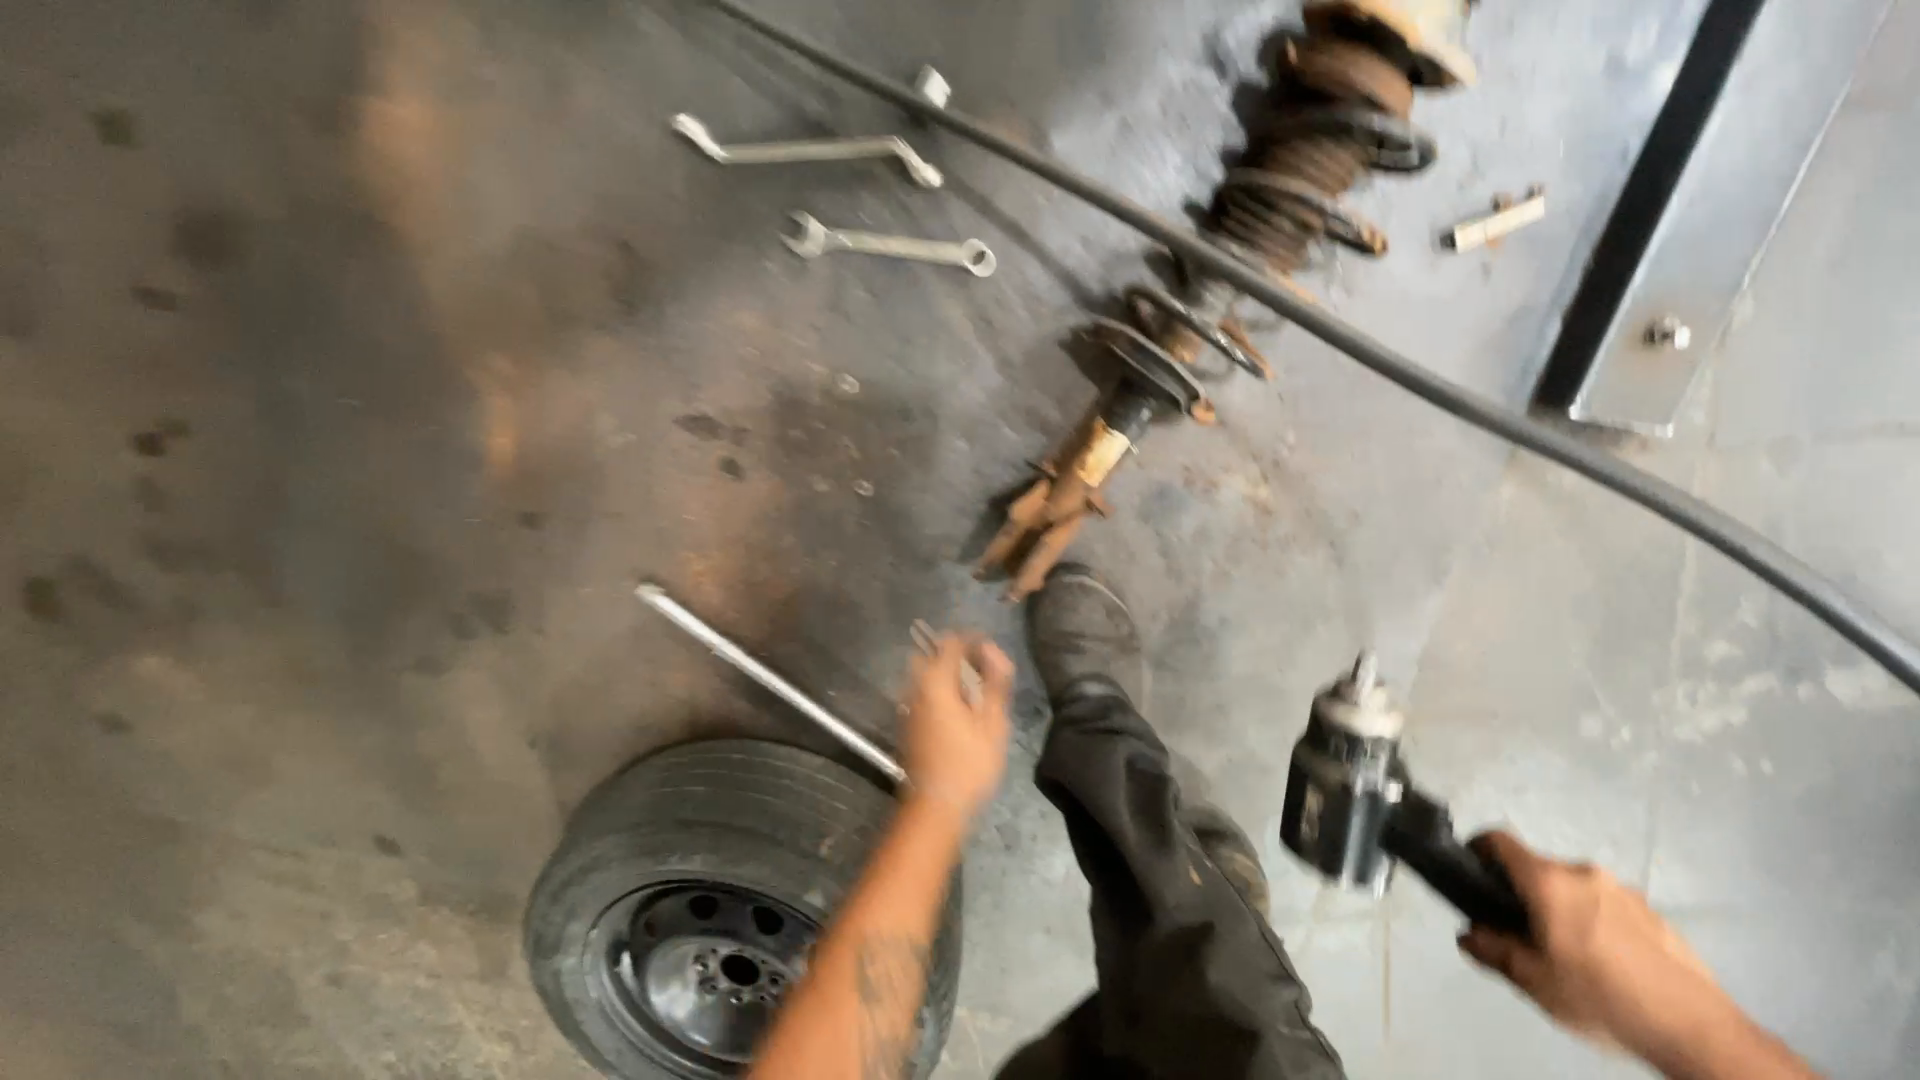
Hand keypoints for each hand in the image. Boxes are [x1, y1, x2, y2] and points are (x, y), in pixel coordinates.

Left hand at [901, 635, 1012, 821]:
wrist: (935, 806)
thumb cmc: (969, 764)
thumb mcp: (993, 723)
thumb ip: (995, 682)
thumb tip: (994, 651)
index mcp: (936, 681)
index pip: (951, 641)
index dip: (974, 641)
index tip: (993, 654)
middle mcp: (915, 687)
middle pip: (933, 655)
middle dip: (957, 655)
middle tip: (982, 672)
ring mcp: (907, 705)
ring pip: (925, 674)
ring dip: (947, 674)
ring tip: (974, 693)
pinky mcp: (907, 722)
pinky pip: (922, 693)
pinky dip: (938, 691)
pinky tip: (958, 712)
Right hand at [1460, 832, 1737, 1061]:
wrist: (1697, 1031)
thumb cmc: (1601, 997)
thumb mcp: (1533, 982)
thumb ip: (1494, 951)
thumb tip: (1470, 935)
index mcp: (1548, 882)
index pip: (1500, 841)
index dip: (1478, 849)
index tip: (1471, 873)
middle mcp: (1585, 874)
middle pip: (1538, 870)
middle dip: (1523, 894)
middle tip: (1521, 934)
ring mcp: (1625, 893)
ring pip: (1575, 890)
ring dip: (1562, 910)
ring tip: (1569, 956)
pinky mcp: (1655, 915)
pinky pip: (1608, 908)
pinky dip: (1596, 925)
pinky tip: (1608, 967)